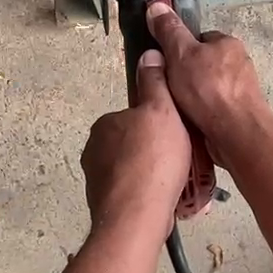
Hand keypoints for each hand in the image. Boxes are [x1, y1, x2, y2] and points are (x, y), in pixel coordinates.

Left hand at [80, 48, 191, 238]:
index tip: (174, 132)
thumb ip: (155, 82)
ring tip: (174, 180)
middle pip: (132, 142)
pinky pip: (130, 191)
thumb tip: (148, 55)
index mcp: (105, 124)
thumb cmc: (153, 160)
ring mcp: (97, 180)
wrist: (136, 217)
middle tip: (178, 156)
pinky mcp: (104, 205)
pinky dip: (145, 193)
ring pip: (131, 168)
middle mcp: (94, 150)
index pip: (133, 115)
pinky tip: (163, 198)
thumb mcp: (162, 111)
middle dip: (152, 148)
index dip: (156, 122)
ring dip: (150, 172)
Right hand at [146, 0, 272, 162]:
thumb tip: (156, 7)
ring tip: (174, 108)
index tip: (165, 62)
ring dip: (191, 99)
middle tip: (167, 88)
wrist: (237, 133)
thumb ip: (168, 32)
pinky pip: (212, 110)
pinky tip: (188, 123)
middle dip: (184, 77)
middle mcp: (238, 65)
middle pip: (201, 66)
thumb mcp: (181, 54)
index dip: (178, 50)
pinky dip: (199, 115)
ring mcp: (240, 91)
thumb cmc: (211, 90)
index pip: (198, 39)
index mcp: (228, 44)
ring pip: (206, 90)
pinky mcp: (238, 114)